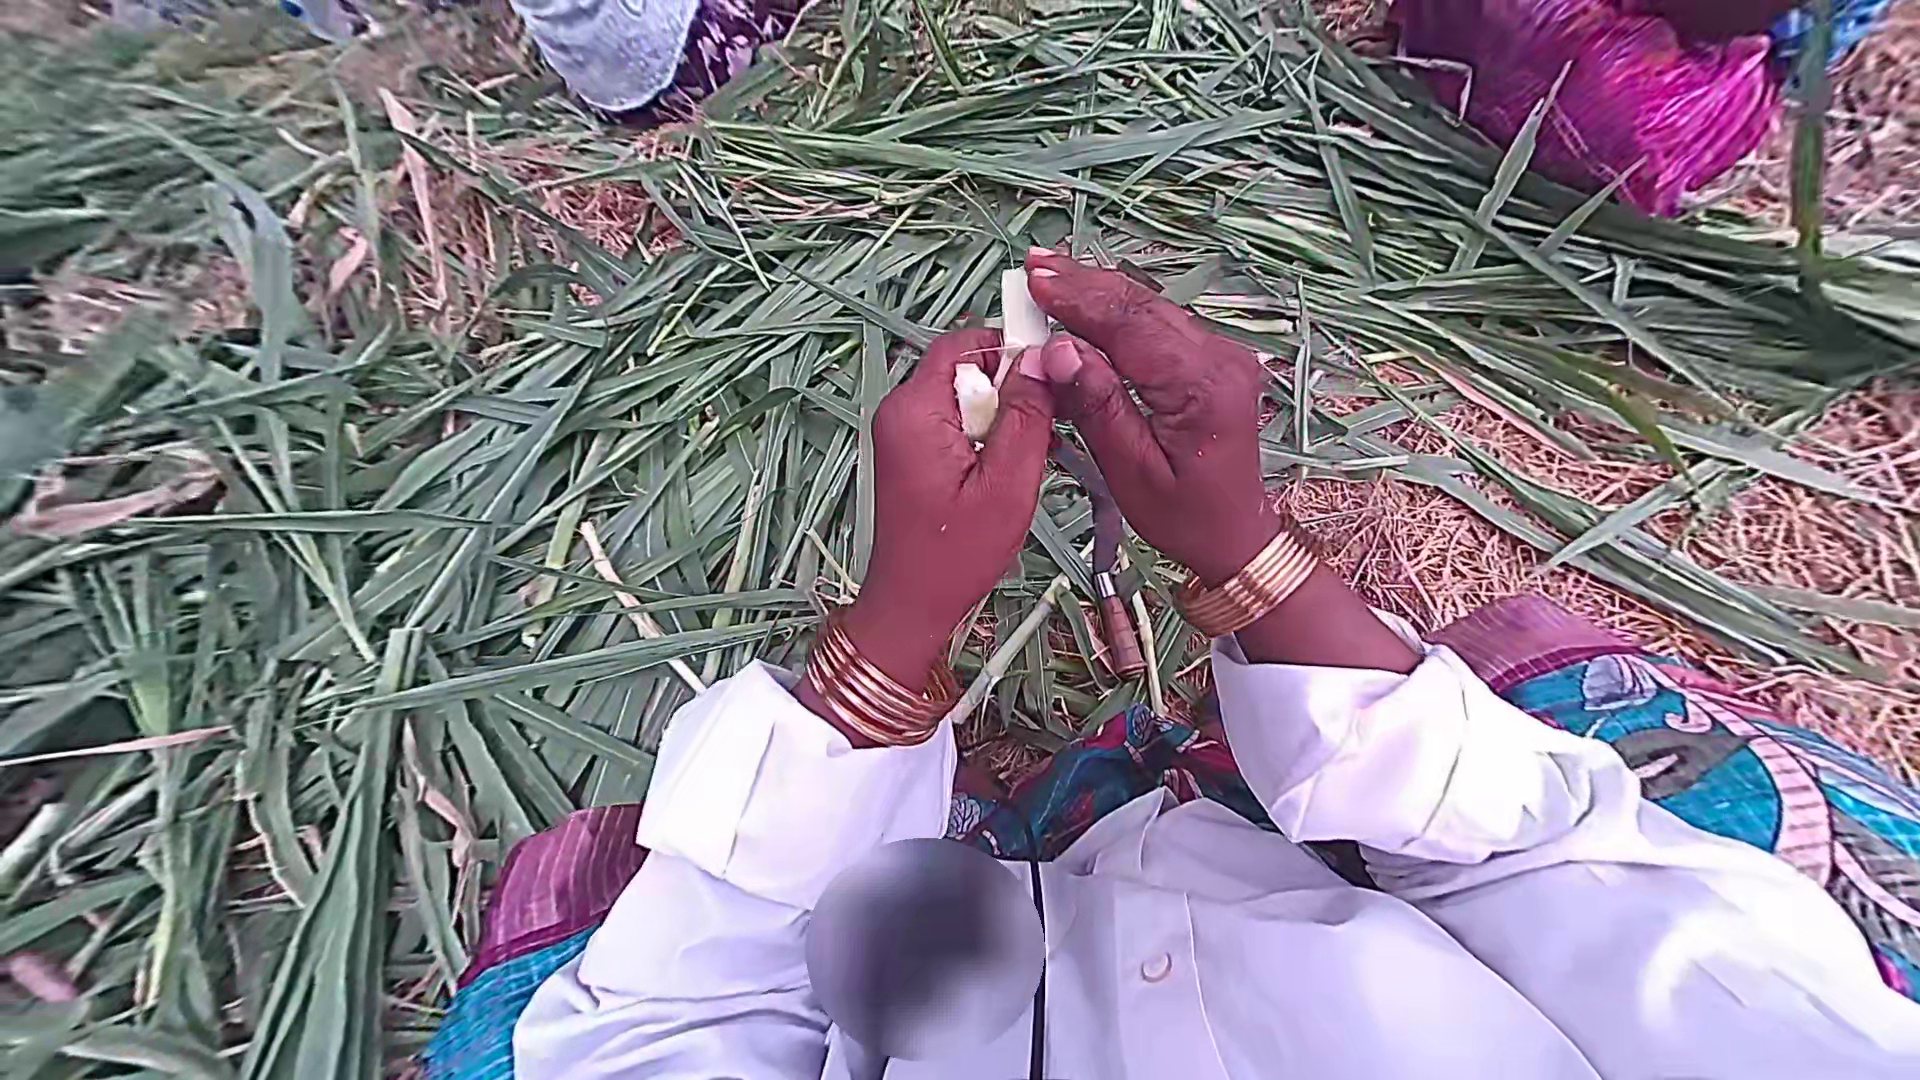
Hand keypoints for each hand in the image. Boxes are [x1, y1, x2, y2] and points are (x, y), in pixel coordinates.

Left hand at [838, 328, 1056, 688]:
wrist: (913, 603)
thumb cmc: (952, 558)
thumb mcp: (1006, 485)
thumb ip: (1026, 417)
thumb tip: (1040, 361)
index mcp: (915, 412)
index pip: (963, 344)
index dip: (1010, 349)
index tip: (1048, 371)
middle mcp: (900, 414)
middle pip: (966, 370)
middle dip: (1011, 390)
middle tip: (1046, 424)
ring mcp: (903, 434)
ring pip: (966, 398)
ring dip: (1004, 417)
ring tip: (1031, 453)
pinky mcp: (912, 453)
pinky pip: (957, 424)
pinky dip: (987, 437)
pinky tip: (1010, 465)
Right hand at [1022, 249, 1277, 585]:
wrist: (1234, 531)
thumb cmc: (1182, 515)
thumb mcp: (1131, 470)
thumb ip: (1098, 406)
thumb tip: (1058, 351)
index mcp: (1200, 386)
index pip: (1130, 325)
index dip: (1079, 300)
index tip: (1035, 282)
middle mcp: (1218, 358)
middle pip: (1142, 305)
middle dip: (1085, 284)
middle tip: (1036, 267)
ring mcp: (1220, 354)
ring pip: (1151, 308)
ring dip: (1099, 292)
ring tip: (1053, 275)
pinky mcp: (1211, 361)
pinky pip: (1159, 325)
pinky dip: (1118, 312)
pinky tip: (1090, 304)